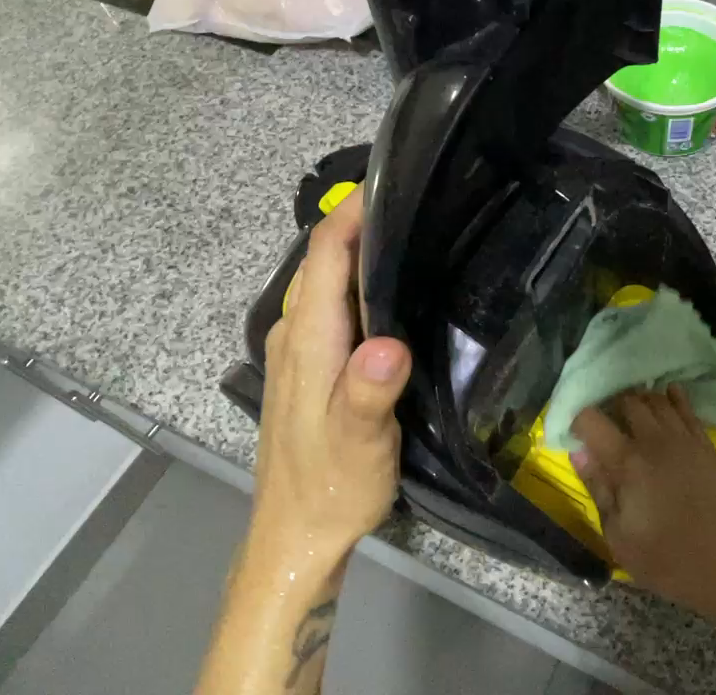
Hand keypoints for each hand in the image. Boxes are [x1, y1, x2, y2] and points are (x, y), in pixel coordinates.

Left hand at [252, 189, 412, 558]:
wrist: (296, 537)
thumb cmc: (332, 486)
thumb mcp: (361, 443)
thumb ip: (369, 391)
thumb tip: (388, 344)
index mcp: (308, 339)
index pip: (324, 253)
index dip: (353, 211)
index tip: (396, 179)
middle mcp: (294, 332)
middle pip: (323, 259)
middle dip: (362, 221)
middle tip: (422, 201)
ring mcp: (296, 347)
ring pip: (325, 279)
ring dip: (360, 250)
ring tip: (415, 233)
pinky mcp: (306, 364)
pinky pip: (330, 303)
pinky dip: (357, 282)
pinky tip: (392, 290)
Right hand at [571, 387, 715, 616]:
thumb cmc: (668, 560)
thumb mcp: (619, 537)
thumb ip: (598, 489)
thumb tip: (579, 453)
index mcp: (627, 463)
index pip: (592, 420)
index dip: (577, 418)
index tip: (573, 430)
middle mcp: (655, 440)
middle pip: (626, 400)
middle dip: (609, 404)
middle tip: (603, 422)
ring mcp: (684, 438)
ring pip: (656, 399)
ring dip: (639, 399)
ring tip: (630, 410)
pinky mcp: (706, 444)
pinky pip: (686, 407)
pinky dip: (672, 396)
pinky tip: (667, 394)